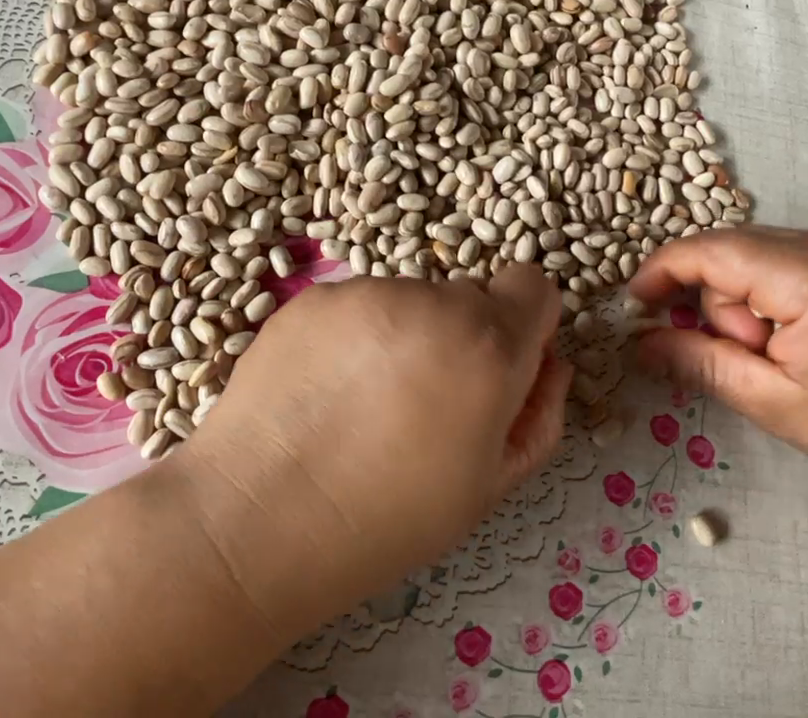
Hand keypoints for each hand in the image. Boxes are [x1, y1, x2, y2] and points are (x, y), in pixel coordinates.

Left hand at [171, 264, 572, 633]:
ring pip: (412, 301)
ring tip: (364, 402)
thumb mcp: (490, 485)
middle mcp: (435, 302)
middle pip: (471, 298)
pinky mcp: (315, 296)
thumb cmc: (388, 520)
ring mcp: (368, 292)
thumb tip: (549, 362)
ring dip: (406, 336)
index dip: (525, 324)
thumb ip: (539, 413)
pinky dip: (355, 336)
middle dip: (462, 338)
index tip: (498, 366)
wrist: (257, 522)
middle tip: (423, 401)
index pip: (534, 286)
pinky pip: (358, 305)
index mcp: (490, 347)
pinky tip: (325, 390)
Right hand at [628, 227, 807, 511]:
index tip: (634, 306)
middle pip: (733, 249)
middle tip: (742, 359)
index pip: (711, 250)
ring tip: (781, 360)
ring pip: (760, 256)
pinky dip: (774, 298)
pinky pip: (791, 263)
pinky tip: (798, 343)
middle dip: (716, 300)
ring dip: (747, 302)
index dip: (662, 272)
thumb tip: (643, 343)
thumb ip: (702, 363)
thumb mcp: (777, 404)